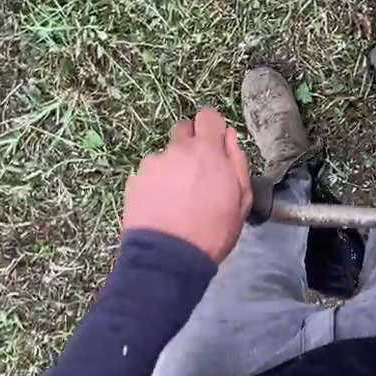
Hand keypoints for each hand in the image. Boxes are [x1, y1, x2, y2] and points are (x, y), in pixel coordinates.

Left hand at [121, 107, 252, 261]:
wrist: (168, 260)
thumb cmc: (212, 230)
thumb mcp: (240, 198)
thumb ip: (236, 161)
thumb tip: (228, 136)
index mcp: (207, 149)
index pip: (207, 116)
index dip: (211, 128)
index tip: (213, 143)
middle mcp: (177, 149)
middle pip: (184, 129)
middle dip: (190, 144)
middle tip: (195, 172)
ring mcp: (153, 163)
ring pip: (165, 155)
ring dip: (172, 167)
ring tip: (174, 197)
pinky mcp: (134, 180)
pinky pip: (148, 174)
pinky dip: (154, 184)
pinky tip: (159, 206)